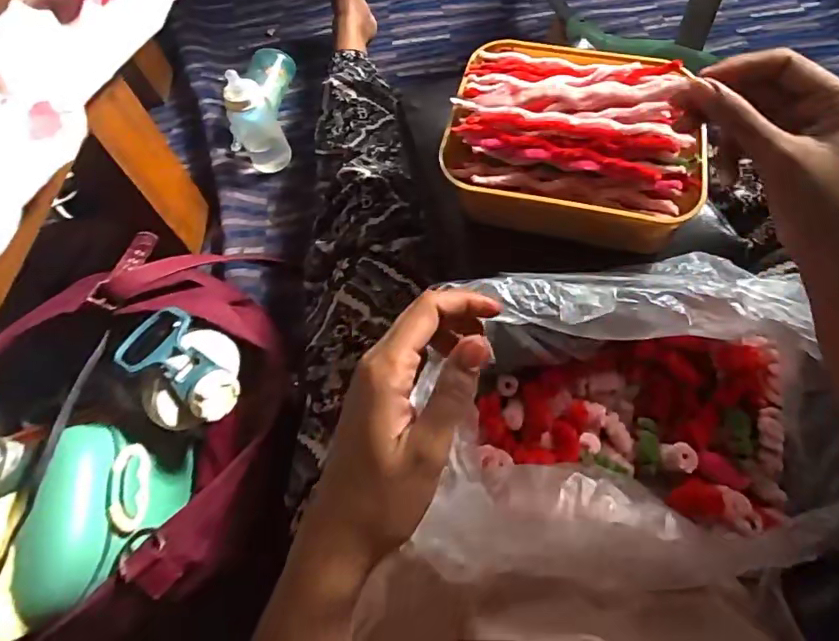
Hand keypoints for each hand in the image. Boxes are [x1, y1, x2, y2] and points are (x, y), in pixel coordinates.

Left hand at [301, 288, 500, 566]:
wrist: (339, 537)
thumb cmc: (384, 499)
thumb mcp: (427, 449)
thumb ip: (452, 391)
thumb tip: (480, 342)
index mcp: (385, 368)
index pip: (426, 309)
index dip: (464, 301)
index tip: (500, 312)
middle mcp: (374, 362)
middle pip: (418, 314)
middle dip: (459, 311)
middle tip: (496, 332)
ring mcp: (371, 377)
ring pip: (413, 332)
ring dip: (448, 329)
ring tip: (481, 350)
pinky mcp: (374, 393)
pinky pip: (407, 353)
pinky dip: (435, 349)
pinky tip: (454, 368)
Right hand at [677, 48, 838, 269]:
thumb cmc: (822, 209)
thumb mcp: (778, 158)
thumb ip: (737, 116)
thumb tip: (695, 84)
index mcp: (837, 100)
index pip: (782, 64)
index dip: (739, 69)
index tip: (699, 83)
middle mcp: (822, 108)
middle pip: (762, 87)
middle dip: (723, 100)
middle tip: (682, 111)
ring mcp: (804, 131)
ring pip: (752, 112)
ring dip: (723, 127)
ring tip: (692, 139)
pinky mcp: (788, 153)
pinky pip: (752, 136)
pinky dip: (734, 149)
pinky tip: (725, 174)